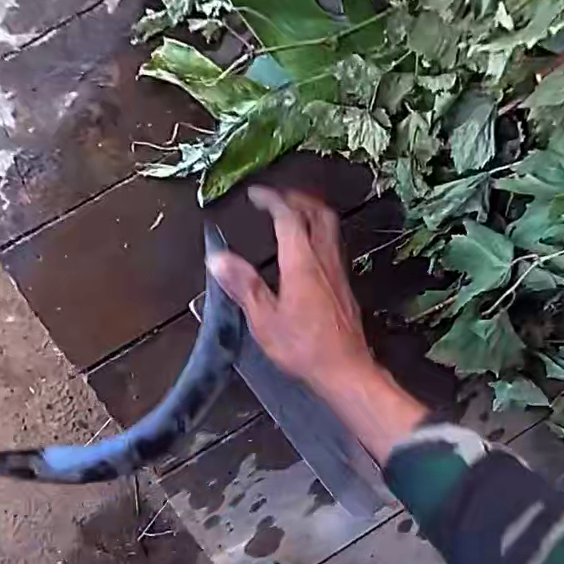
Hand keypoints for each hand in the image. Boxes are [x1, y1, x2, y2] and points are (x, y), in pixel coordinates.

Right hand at [210, 186, 426, 463]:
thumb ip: (244, 285)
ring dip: (311, 214)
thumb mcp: (265, 320)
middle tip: (278, 198)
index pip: (288, 217)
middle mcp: (324, 261)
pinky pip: (333, 247)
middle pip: (318, 213)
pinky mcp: (344, 287)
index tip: (256, 194)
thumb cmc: (304, 349)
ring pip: (330, 229)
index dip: (272, 200)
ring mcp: (338, 273)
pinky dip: (318, 235)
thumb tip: (218, 258)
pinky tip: (307, 250)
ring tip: (292, 215)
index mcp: (302, 263)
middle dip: (297, 198)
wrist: (345, 369)